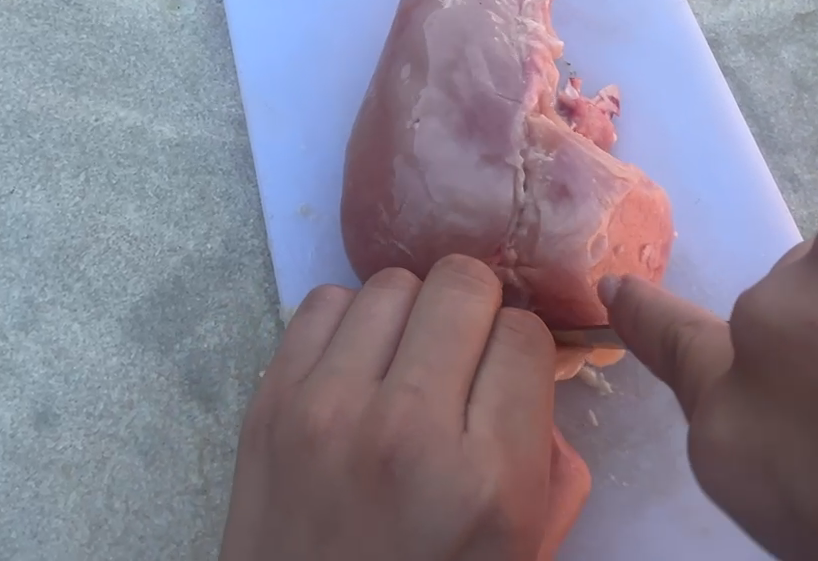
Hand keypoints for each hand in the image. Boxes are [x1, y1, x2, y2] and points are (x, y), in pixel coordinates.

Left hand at [221, 255, 590, 560]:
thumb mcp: (519, 551)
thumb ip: (546, 459)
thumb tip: (527, 364)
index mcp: (487, 481)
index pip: (525, 335)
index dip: (521, 348)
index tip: (506, 371)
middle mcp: (407, 427)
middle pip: (460, 284)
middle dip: (474, 308)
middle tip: (461, 350)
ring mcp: (328, 405)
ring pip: (393, 283)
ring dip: (411, 313)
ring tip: (404, 360)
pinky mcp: (270, 397)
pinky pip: (325, 301)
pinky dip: (350, 320)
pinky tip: (354, 364)